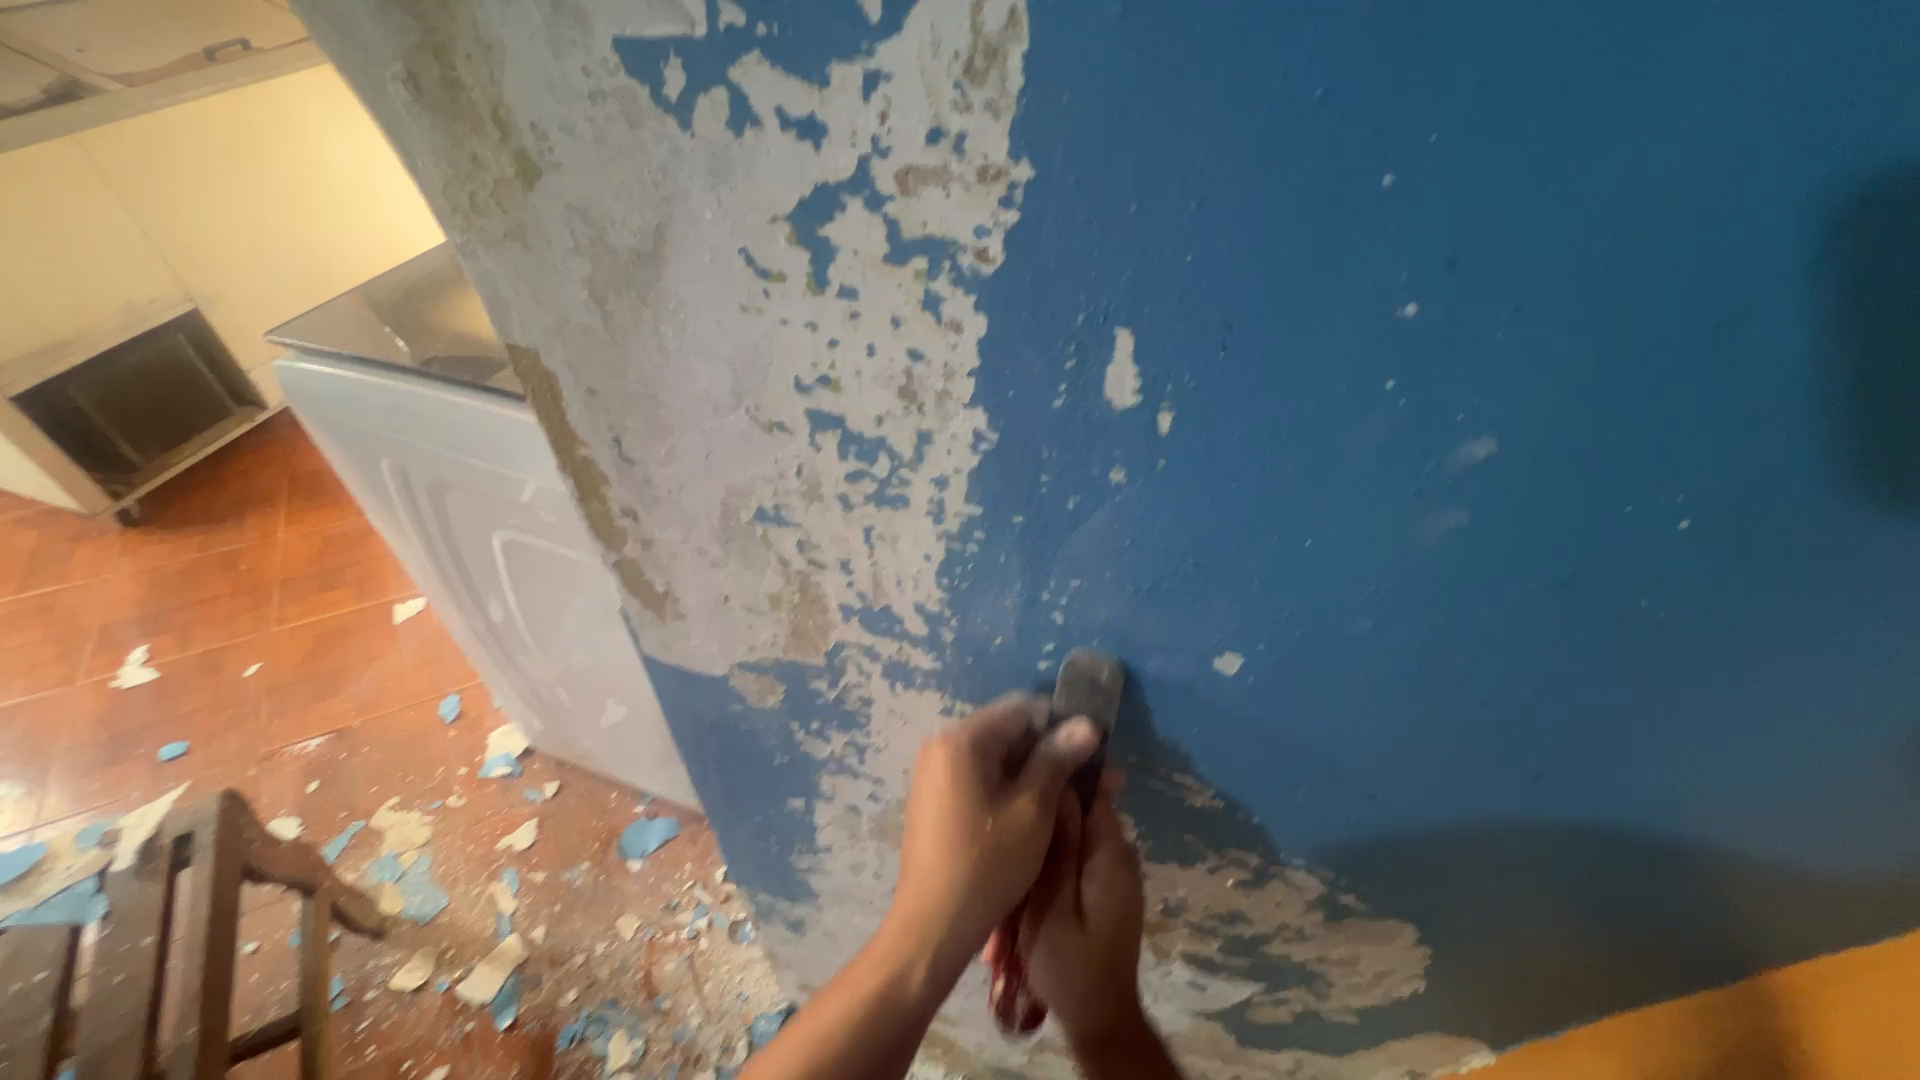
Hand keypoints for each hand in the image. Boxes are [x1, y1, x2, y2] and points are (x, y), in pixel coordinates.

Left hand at [886, 694, 1102, 967]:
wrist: (933, 925)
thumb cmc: (987, 864)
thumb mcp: (1033, 810)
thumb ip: (1057, 760)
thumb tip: (1086, 724)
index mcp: (961, 739)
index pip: (1022, 709)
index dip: (1061, 726)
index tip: (1092, 755)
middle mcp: (942, 745)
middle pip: (1008, 731)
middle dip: (1049, 752)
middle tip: (1090, 783)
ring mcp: (935, 772)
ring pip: (996, 757)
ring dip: (1033, 773)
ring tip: (1068, 803)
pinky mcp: (935, 797)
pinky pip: (979, 777)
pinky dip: (1009, 788)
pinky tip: (1034, 815)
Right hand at [1018, 780, 1150, 1050]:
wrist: (1098, 1021)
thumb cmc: (1069, 965)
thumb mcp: (1051, 904)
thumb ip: (1057, 846)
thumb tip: (1060, 786)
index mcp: (1110, 854)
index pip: (1090, 792)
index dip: (1055, 781)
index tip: (1018, 782)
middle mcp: (1119, 857)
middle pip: (1076, 816)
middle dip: (1039, 829)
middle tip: (1004, 847)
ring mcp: (1113, 876)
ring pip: (1070, 843)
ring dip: (1038, 859)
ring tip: (1006, 886)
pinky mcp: (1104, 893)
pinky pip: (1073, 866)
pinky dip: (1047, 877)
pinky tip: (1020, 902)